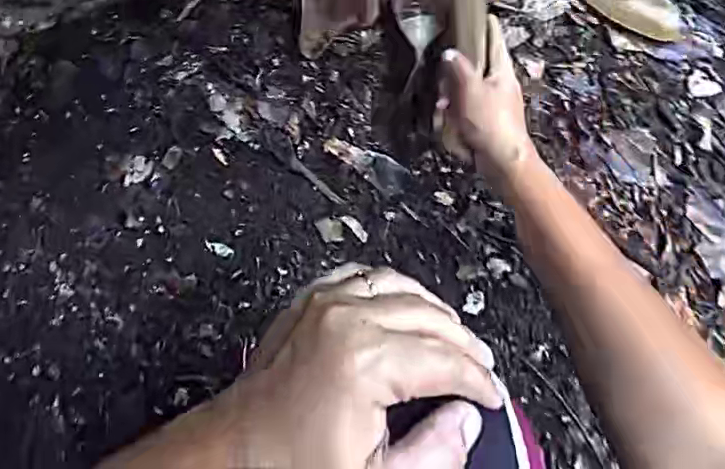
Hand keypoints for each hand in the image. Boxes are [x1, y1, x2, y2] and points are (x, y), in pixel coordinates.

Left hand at [223, 264, 501, 467]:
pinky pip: (358, 274)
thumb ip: (432, 453)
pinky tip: (400, 300)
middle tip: (481, 364)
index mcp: (365, 360)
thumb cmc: (292, 465)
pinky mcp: (309, 299)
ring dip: (429, 305)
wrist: (233, 451)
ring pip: (396, 284)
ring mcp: (325, 301)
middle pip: (425, 314)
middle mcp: (346, 317)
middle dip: (462, 340)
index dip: (476, 378)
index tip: (491, 394)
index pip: (442, 358)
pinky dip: (388, 285)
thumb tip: (465, 417)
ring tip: (452, 330)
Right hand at [438, 16, 536, 183]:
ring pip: (468, 88)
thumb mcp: (471, 90)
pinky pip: (468, 108)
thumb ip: (459, 68)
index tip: (484, 15)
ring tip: (446, 107)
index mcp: (502, 70)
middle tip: (446, 81)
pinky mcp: (488, 119)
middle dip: (457, 73)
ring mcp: (495, 101)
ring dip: (454, 96)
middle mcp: (501, 82)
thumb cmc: (491, 122)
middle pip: (476, 65)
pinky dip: (457, 112)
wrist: (504, 162)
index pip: (495, 40)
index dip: (488, 27)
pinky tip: (451, 122)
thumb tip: (450, 52)